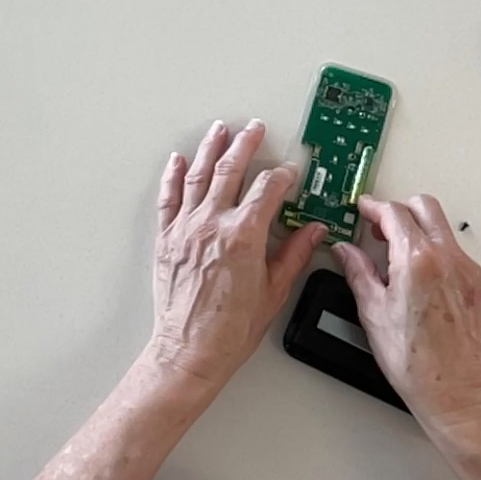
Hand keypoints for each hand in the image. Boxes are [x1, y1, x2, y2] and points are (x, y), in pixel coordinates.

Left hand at [147, 120, 328, 393]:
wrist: (189, 350)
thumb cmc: (230, 329)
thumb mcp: (274, 291)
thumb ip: (294, 254)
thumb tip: (314, 231)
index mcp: (244, 234)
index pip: (268, 188)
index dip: (282, 176)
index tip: (289, 173)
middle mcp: (213, 223)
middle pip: (231, 169)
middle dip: (246, 144)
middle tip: (254, 129)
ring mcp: (186, 228)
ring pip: (199, 175)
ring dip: (211, 148)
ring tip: (220, 130)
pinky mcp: (167, 238)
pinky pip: (168, 197)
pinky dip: (173, 175)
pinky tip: (179, 160)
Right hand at [333, 194, 480, 430]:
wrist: (456, 394)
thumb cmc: (415, 362)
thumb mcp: (372, 312)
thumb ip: (358, 272)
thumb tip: (346, 251)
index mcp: (417, 261)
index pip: (394, 213)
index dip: (374, 207)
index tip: (365, 210)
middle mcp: (449, 259)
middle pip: (425, 207)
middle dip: (401, 211)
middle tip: (382, 229)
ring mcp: (472, 272)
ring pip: (444, 232)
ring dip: (421, 236)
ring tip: (402, 263)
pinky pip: (459, 258)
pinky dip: (440, 261)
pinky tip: (426, 285)